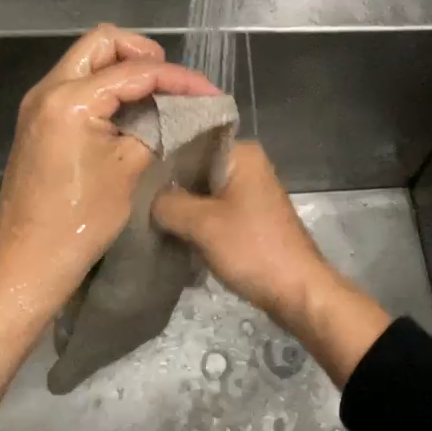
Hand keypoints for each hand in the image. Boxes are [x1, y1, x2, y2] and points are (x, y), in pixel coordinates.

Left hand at [0, 25, 218, 427]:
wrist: (27, 265)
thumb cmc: (80, 220)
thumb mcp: (128, 168)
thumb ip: (157, 126)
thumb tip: (182, 108)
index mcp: (70, 98)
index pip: (135, 70)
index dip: (177, 77)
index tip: (208, 91)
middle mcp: (49, 89)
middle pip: (103, 42)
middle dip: (143, 54)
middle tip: (172, 82)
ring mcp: (40, 104)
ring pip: (89, 59)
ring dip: (125, 68)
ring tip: (159, 95)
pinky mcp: (40, 121)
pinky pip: (79, 83)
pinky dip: (109, 86)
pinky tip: (134, 111)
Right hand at [154, 142, 392, 383]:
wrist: (297, 290)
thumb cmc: (252, 248)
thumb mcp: (202, 224)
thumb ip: (168, 203)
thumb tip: (145, 195)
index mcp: (241, 152)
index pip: (192, 140)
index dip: (162, 155)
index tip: (134, 171)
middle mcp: (248, 164)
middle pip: (196, 166)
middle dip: (170, 185)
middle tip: (134, 197)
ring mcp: (250, 191)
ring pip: (203, 191)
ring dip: (181, 206)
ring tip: (146, 217)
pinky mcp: (249, 216)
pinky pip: (214, 210)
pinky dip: (196, 221)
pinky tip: (171, 233)